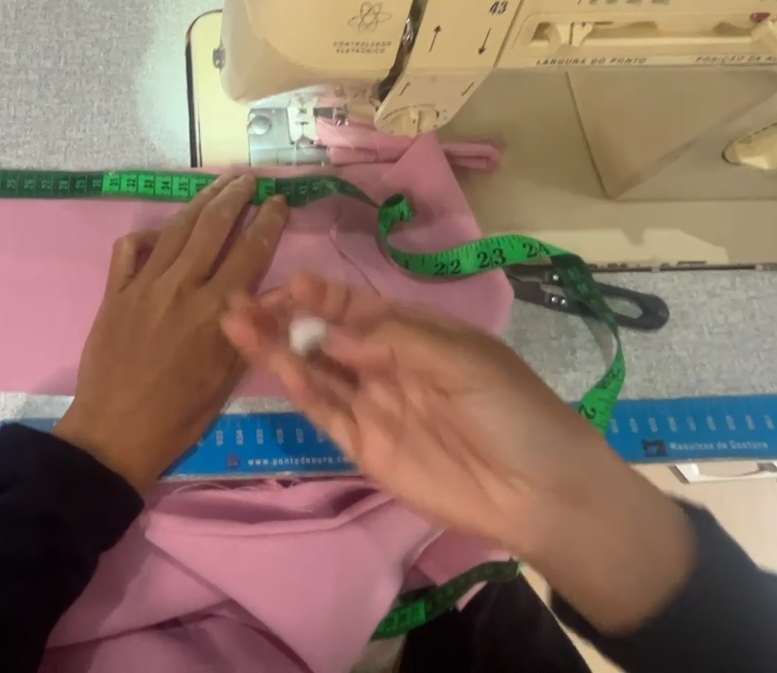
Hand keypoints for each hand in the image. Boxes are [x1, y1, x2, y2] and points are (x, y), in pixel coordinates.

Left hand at [53, 176, 287, 490]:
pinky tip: (162, 231)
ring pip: (176, 229)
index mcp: (214, 310)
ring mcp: (143, 285)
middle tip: (248, 179)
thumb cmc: (179, 415)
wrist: (114, 433)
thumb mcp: (227, 377)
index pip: (249, 251)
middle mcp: (180, 286)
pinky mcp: (114, 291)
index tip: (279, 201)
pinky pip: (129, 249)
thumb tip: (285, 289)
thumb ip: (253, 326)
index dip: (268, 222)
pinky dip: (147, 235)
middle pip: (213, 227)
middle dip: (235, 197)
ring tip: (219, 185)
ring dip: (200, 202)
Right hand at [222, 273, 694, 632]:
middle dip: (282, 316)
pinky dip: (297, 388)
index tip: (286, 284)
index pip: (353, 306)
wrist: (543, 493)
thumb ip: (391, 337)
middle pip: (322, 335)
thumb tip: (326, 323)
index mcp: (411, 332)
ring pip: (313, 369)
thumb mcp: (460, 358)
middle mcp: (382, 362)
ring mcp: (369, 403)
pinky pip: (324, 410)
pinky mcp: (362, 444)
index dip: (319, 295)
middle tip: (238, 302)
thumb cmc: (511, 407)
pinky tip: (272, 365)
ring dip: (275, 347)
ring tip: (234, 324)